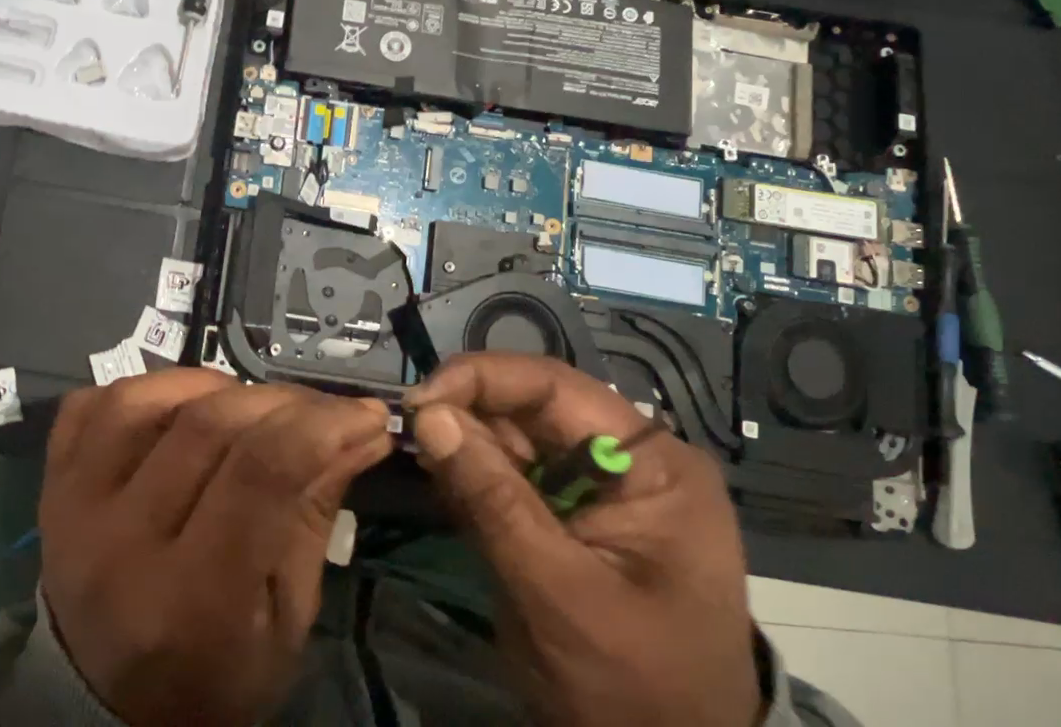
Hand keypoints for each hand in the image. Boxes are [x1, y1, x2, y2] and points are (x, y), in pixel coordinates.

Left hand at [39, 370, 393, 726]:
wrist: (105, 703)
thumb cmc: (213, 675)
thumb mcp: (285, 620)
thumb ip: (312, 516)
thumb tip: (358, 428)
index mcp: (193, 598)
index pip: (260, 474)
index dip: (320, 427)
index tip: (363, 415)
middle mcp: (121, 544)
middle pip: (206, 428)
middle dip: (279, 403)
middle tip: (318, 411)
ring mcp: (72, 508)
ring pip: (140, 402)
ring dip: (208, 386)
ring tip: (247, 404)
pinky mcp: (49, 488)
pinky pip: (87, 406)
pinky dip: (140, 390)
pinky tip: (179, 406)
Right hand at [407, 354, 760, 726]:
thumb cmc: (632, 682)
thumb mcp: (558, 591)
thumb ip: (492, 498)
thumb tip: (427, 415)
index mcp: (652, 464)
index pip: (555, 387)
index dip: (481, 379)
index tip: (417, 402)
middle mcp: (628, 461)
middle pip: (532, 409)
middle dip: (466, 416)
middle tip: (408, 438)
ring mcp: (600, 491)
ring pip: (515, 441)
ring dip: (464, 448)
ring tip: (426, 470)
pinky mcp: (571, 518)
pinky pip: (513, 478)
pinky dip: (473, 479)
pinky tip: (446, 491)